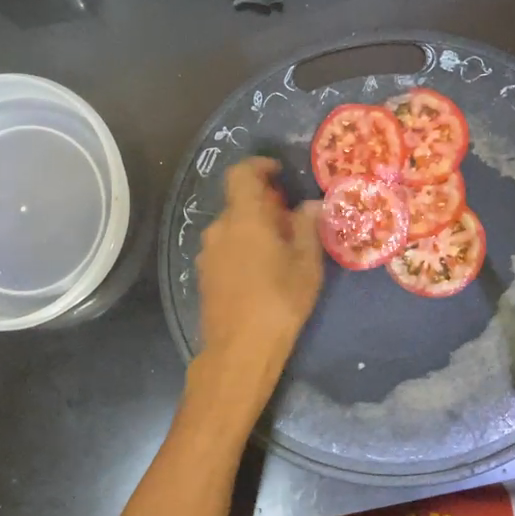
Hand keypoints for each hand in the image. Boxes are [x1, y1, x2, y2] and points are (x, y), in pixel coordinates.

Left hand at [194, 158, 322, 375]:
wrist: (239, 349)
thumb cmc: (279, 301)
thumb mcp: (306, 264)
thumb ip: (308, 227)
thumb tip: (311, 205)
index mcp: (243, 218)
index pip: (241, 173)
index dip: (259, 167)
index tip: (279, 174)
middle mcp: (218, 229)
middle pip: (238, 203)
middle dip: (263, 205)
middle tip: (291, 221)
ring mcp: (207, 254)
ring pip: (231, 228)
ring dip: (252, 229)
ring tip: (280, 250)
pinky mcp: (204, 276)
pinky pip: (224, 249)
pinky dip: (241, 249)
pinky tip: (260, 272)